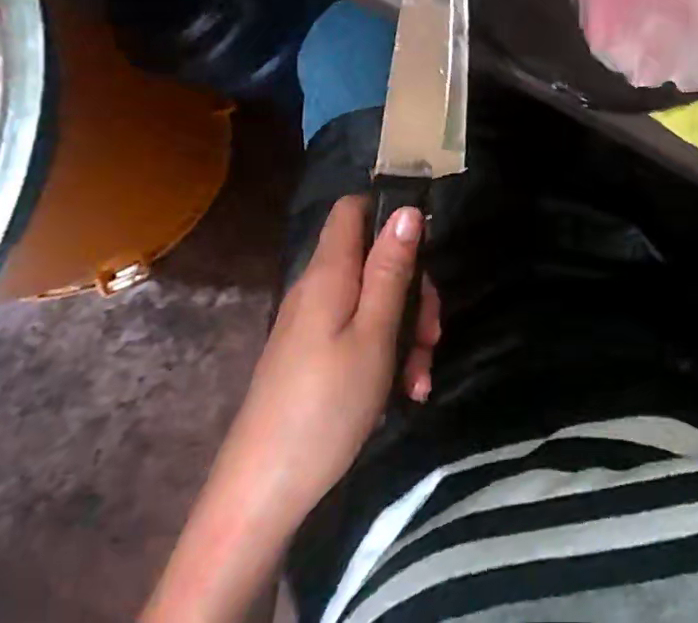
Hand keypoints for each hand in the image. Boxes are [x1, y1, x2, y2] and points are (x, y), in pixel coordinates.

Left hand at [142, 196, 438, 622]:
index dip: (388, 216)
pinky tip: (405, 392)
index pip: (351, 210)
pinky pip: (357, 336)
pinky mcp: (312, 356)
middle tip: (432, 335)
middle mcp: (316, 289)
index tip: (426, 248)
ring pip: (372, 304)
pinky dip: (385, 355)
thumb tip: (405, 210)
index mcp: (328, 273)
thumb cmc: (327, 404)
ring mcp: (311, 324)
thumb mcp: (374, 335)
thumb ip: (390, 271)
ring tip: (421, 379)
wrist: (265, 486)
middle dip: (412, 291)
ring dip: (405, 332)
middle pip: (372, 261)